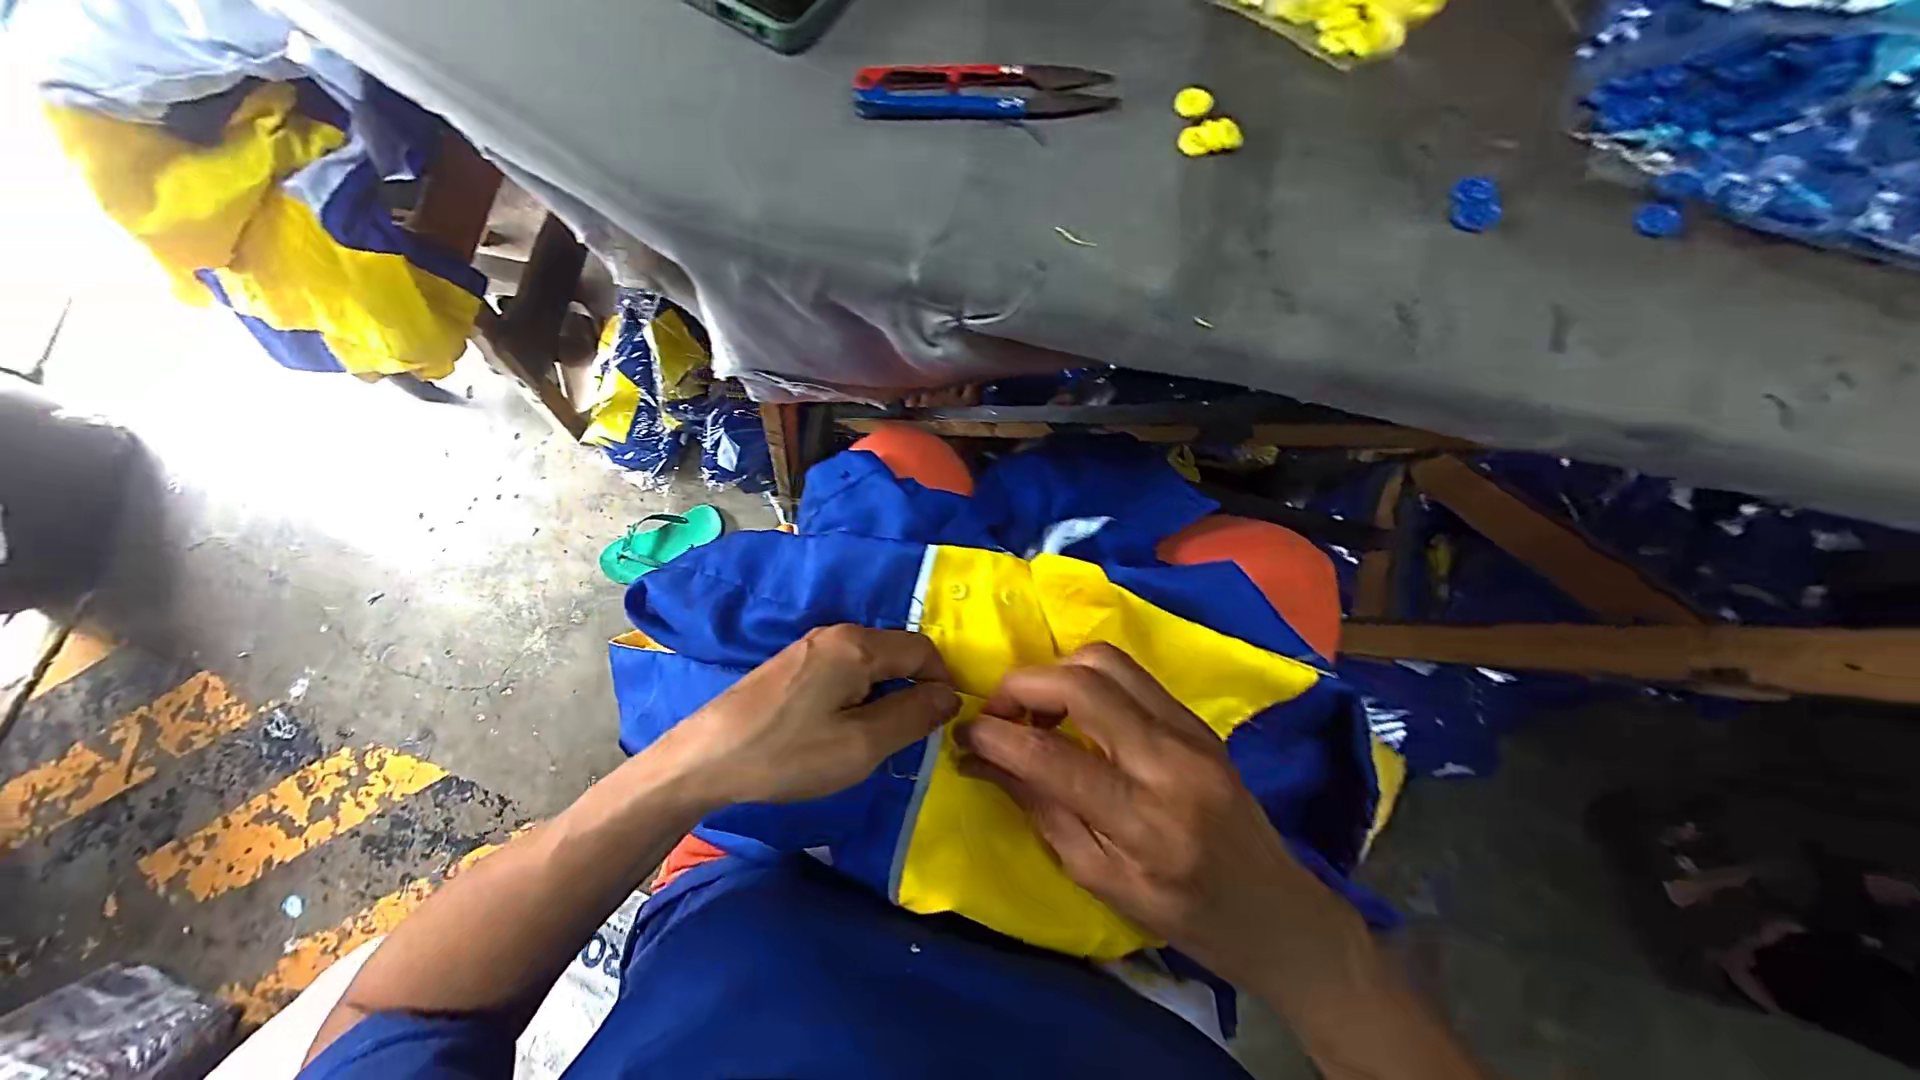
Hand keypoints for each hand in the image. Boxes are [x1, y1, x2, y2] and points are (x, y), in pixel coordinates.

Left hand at [657, 624, 959, 808]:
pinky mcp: (792, 663)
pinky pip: (844, 669)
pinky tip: (838, 728)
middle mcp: (837, 633)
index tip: (937, 724)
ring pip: (870, 662)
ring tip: (871, 738)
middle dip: (911, 690)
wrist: (704, 759)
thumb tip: (949, 696)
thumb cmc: (788, 753)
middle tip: (902, 737)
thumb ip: (914, 715)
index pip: (924, 651)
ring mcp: (810, 645)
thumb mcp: (863, 745)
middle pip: (897, 652)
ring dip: (884, 695)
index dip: (941, 684)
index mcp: (858, 644)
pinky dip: (857, 694)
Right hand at [953, 643, 1364, 986]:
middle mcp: (1171, 761)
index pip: (1053, 758)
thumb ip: (1041, 810)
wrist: (1273, 908)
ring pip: (1107, 661)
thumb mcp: (1100, 880)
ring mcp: (1190, 730)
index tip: (965, 734)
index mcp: (1145, 822)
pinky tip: (1074, 712)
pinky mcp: (1195, 718)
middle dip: (1023, 686)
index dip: (997, 737)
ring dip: (1055, 674)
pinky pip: (1130, 674)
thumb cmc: (1183, 913)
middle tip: (998, 713)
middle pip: (1083, 683)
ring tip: (1036, 711)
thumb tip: (984, 761)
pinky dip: (1087, 679)